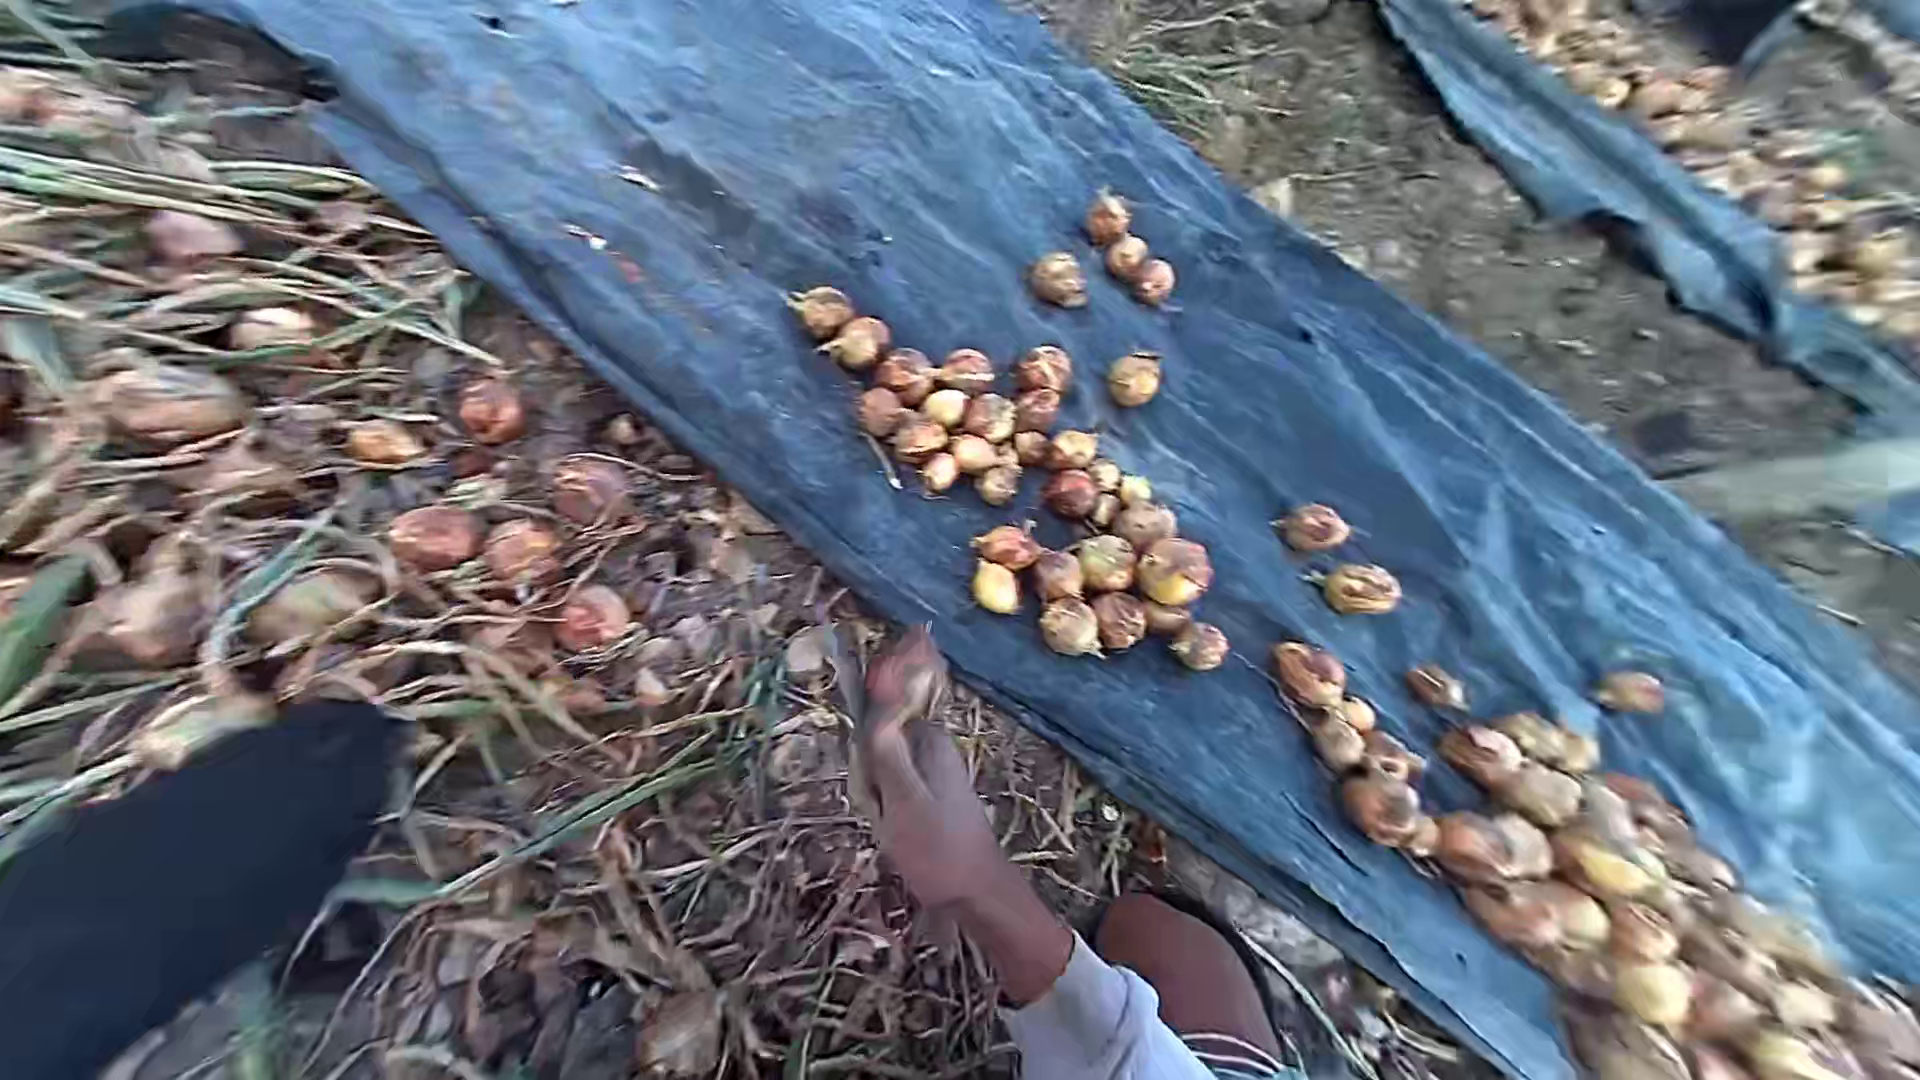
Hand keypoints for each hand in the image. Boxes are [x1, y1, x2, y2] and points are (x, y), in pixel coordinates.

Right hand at [861, 627, 1004, 910]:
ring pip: (890, 748)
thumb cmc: (939, 848)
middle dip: (874, 728)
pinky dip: (884, 780)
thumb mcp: (904, 800)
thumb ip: (887, 751)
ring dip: (876, 767)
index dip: (904, 660)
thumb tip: (878, 699)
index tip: (910, 631)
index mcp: (929, 740)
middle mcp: (934, 745)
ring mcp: (933, 767)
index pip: (910, 688)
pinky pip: (897, 770)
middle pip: (890, 718)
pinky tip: (885, 812)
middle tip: (874, 770)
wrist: (978, 893)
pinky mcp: (931, 788)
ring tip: (879, 802)